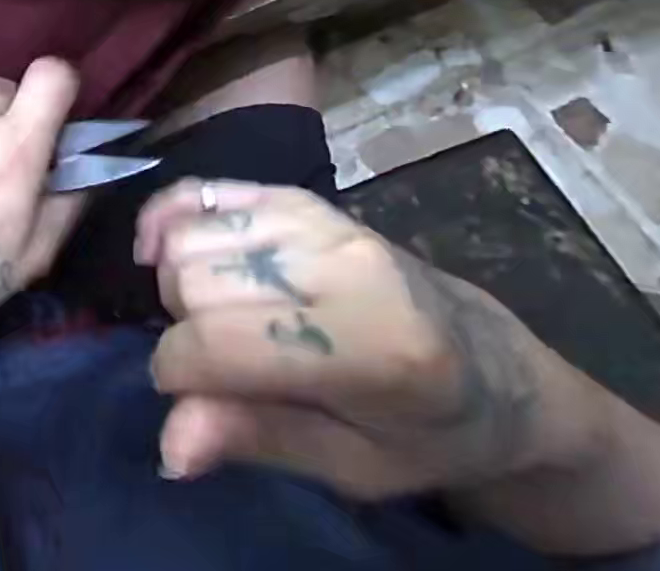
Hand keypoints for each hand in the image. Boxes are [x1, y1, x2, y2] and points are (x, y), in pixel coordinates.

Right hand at [134, 181, 605, 497]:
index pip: (217, 343)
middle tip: (215, 358)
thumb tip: (171, 449)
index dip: (178, 374)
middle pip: (190, 281)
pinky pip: (195, 193)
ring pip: (184, 238)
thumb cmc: (428, 432)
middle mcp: (342, 263)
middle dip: (180, 326)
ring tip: (212, 312)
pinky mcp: (293, 195)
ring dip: (175, 280)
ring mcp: (315, 218)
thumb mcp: (354, 468)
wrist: (497, 366)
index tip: (188, 399)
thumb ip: (256, 439)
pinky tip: (162, 249)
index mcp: (374, 345)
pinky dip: (164, 220)